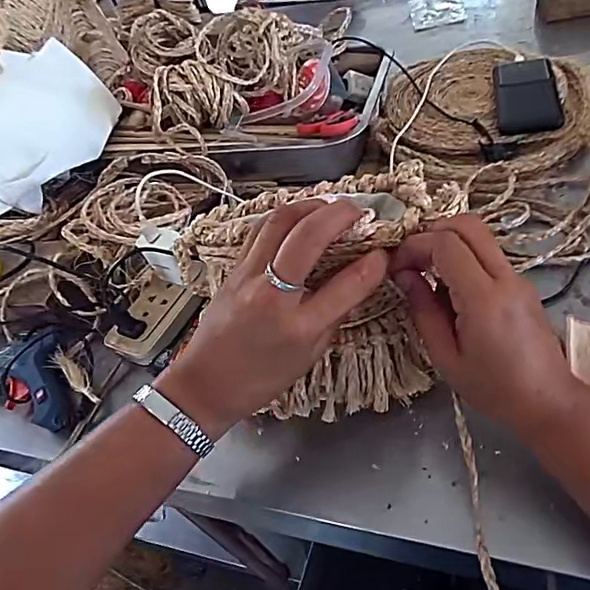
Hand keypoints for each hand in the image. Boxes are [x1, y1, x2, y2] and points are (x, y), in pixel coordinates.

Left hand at [158, 200, 388, 432]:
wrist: (206, 384)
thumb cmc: (260, 378)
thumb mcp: (310, 356)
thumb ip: (336, 317)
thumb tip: (360, 282)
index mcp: (298, 327)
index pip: (347, 284)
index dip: (374, 264)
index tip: (384, 254)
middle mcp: (272, 295)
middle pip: (309, 236)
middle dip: (341, 214)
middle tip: (360, 212)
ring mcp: (248, 277)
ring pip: (280, 221)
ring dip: (310, 206)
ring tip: (330, 207)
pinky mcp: (234, 269)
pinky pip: (260, 229)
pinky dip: (284, 216)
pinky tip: (298, 218)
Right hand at [389, 215, 588, 434]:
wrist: (548, 401)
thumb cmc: (494, 389)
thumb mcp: (447, 358)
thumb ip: (423, 312)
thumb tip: (404, 276)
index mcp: (485, 299)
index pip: (446, 244)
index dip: (414, 246)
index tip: (396, 268)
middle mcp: (506, 278)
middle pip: (468, 224)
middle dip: (431, 232)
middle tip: (410, 259)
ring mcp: (518, 278)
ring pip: (480, 236)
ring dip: (448, 243)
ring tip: (426, 274)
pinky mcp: (522, 284)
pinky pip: (488, 255)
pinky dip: (463, 257)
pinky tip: (449, 289)